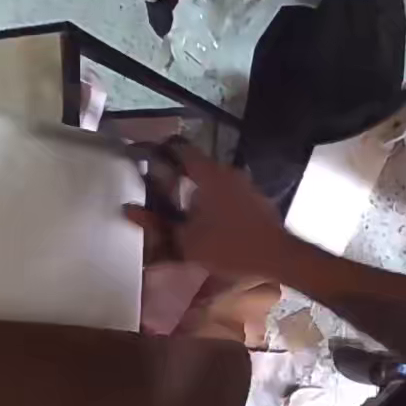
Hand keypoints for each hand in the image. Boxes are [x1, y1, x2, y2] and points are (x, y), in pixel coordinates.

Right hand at [124, 143, 300, 279]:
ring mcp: (246, 185)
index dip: (160, 150)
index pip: (180, 148)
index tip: (144, 158)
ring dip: (197, 192)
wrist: (277, 256)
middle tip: (159, 193)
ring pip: (214, 181)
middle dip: (177, 177)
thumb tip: (128, 210)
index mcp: (209, 174)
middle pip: (197, 166)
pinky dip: (215, 202)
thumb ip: (156, 224)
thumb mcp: (186, 240)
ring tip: (182, 211)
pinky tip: (209, 221)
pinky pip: (229, 194)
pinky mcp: (257, 200)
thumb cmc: (229, 246)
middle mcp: (229, 172)